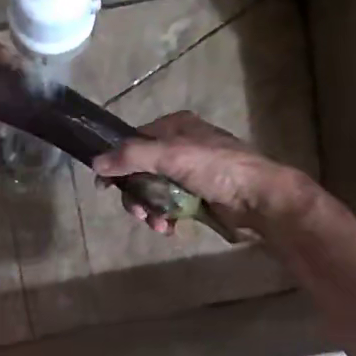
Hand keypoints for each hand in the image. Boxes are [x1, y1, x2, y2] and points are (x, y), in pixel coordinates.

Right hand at [91, 111, 313, 234]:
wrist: (259, 198)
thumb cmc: (216, 168)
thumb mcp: (170, 155)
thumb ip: (130, 157)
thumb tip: (95, 164)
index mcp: (175, 127)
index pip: (133, 141)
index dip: (117, 163)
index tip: (105, 187)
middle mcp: (180, 146)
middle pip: (140, 171)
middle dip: (136, 195)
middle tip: (139, 213)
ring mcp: (190, 173)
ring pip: (153, 192)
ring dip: (150, 211)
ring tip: (158, 225)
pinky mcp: (197, 196)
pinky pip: (169, 206)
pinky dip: (165, 218)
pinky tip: (170, 228)